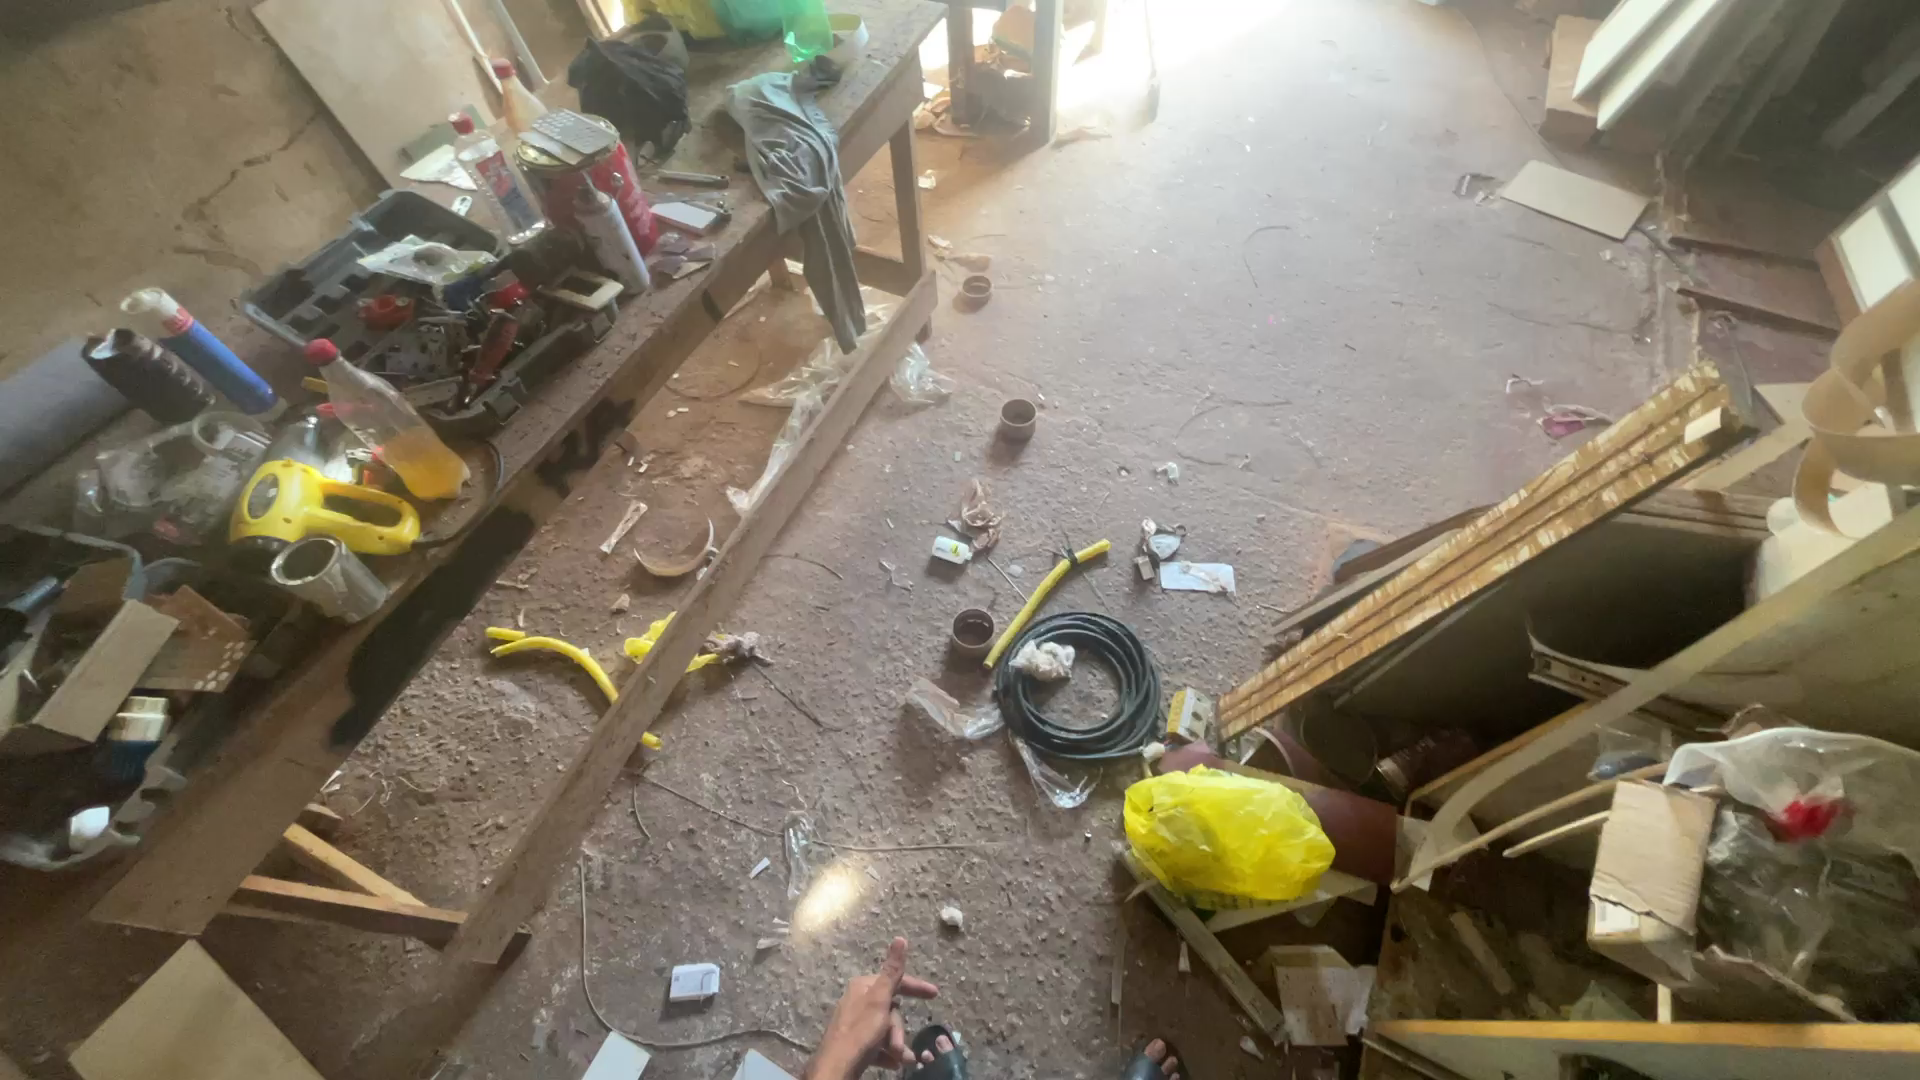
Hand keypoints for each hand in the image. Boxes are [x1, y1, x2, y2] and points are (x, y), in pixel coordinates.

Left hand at [807, 937, 938, 1079]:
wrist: (836, 1069)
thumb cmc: (860, 1032)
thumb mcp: (880, 1000)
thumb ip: (892, 971)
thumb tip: (900, 938)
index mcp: (864, 986)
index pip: (895, 981)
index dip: (916, 988)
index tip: (935, 994)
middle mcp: (858, 1000)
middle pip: (891, 1009)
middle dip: (898, 1029)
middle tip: (900, 1047)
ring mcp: (855, 1023)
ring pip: (885, 1028)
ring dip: (895, 1043)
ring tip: (901, 1058)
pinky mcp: (854, 1043)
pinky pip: (877, 1044)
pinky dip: (887, 1053)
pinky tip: (894, 1064)